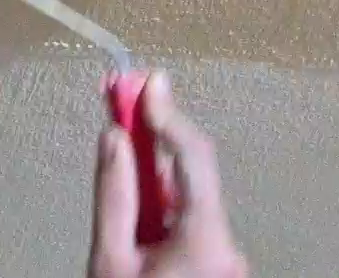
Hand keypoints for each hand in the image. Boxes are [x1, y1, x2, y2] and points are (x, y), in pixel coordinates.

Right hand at [89, 74, 246, 277]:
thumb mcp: (109, 261)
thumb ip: (113, 194)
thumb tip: (115, 134)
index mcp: (206, 241)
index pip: (194, 156)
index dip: (167, 112)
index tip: (140, 79)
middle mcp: (228, 247)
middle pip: (191, 170)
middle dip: (154, 128)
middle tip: (118, 91)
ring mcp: (227, 260)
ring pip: (187, 193)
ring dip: (153, 161)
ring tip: (119, 131)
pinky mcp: (217, 268)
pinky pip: (189, 215)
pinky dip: (161, 191)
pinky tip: (135, 185)